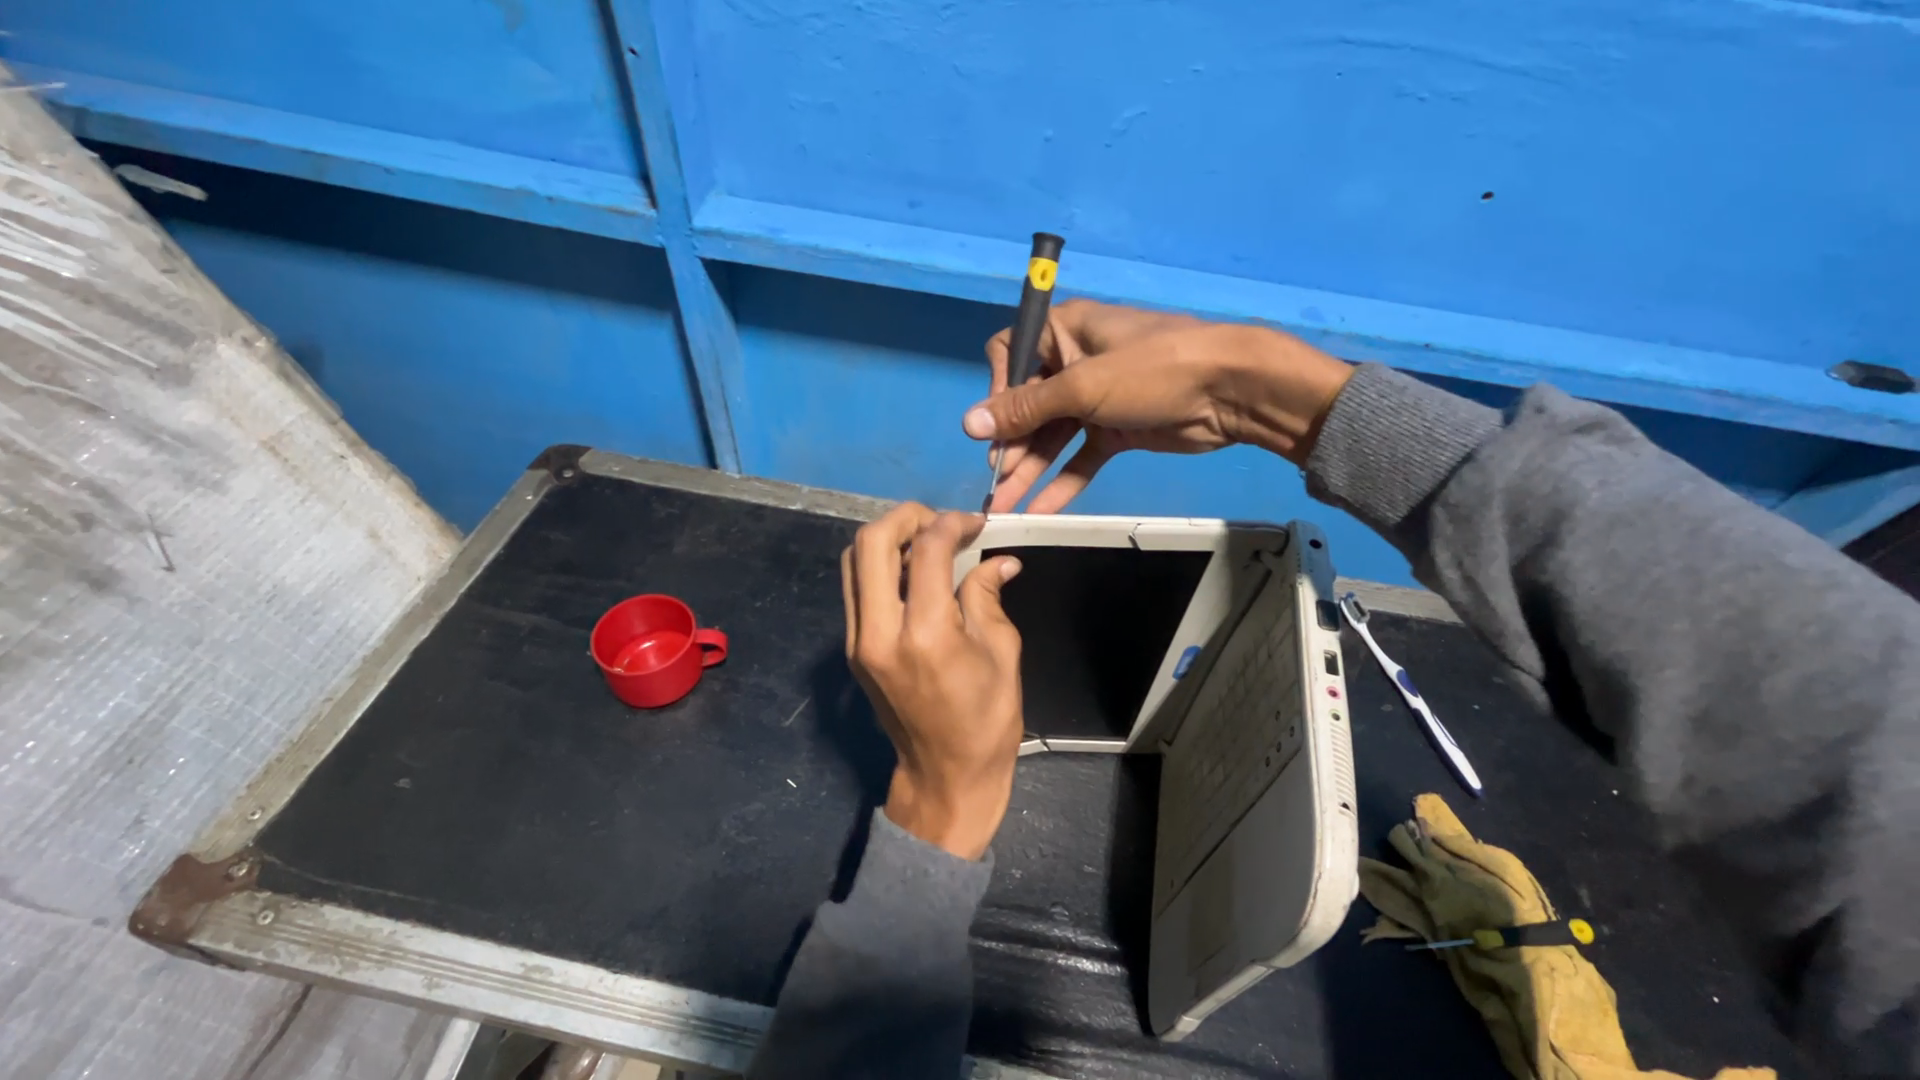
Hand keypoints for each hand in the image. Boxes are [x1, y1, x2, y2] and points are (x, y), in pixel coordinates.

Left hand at [843, 504, 1024, 858]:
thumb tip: (997, 559)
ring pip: (852, 561)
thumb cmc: (985, 722)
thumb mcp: (1002, 655)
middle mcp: (880, 631)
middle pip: (871, 543)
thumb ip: (988, 597)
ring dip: (887, 539)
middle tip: (942, 523)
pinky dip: (878, 566)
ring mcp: (858, 641)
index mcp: (925, 634)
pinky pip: (856, 589)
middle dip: (907, 518)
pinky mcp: (852, 650)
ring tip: (925, 543)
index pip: (927, 550)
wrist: (944, 777)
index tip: (976, 524)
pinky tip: (913, 574)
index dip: (953, 523)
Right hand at [969, 299, 1353, 512]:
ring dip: (1029, 471)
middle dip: (1010, 444)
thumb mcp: (1082, 386)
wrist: (1232, 390)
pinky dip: (1062, 482)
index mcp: (1063, 332)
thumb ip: (1025, 409)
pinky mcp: (1115, 430)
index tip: (993, 427)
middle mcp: (1073, 363)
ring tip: (1003, 508)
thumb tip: (968, 424)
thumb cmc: (1152, 370)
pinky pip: (1079, 457)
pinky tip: (1039, 511)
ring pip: (1052, 437)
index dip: (997, 392)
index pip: (1009, 356)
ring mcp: (1096, 400)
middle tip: (995, 481)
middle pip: (1028, 406)